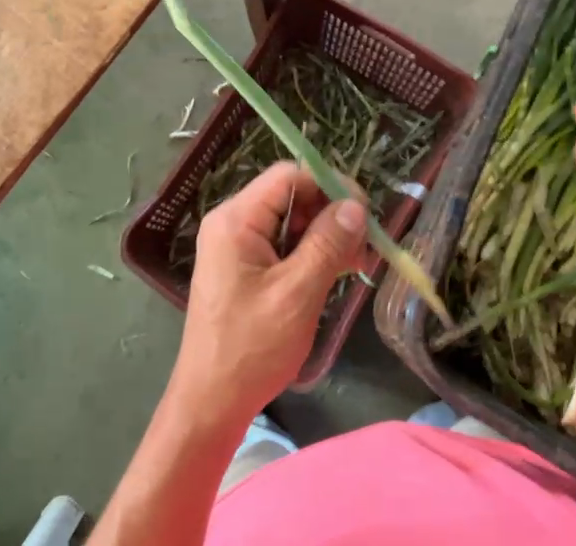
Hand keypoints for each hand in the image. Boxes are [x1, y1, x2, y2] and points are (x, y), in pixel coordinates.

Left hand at [170, 163, 366, 423]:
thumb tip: (355, 205)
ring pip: (289, 222)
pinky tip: (331, 276)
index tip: (364, 216)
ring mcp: (234, 247)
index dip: (330, 186)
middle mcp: (231, 223)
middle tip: (364, 250)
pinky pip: (280, 246)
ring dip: (323, 237)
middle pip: (290, 196)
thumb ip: (326, 244)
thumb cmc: (252, 347)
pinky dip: (308, 255)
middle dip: (330, 215)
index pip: (288, 176)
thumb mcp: (297, 293)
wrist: (211, 400)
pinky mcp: (241, 269)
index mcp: (236, 220)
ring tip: (354, 266)